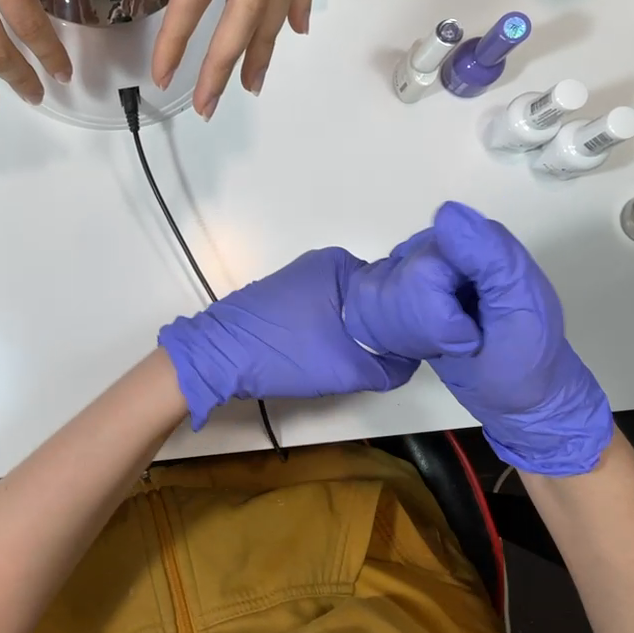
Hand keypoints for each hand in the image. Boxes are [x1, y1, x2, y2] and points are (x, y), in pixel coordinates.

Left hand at [159, 248, 415, 428]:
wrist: (216, 358)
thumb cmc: (283, 354)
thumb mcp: (346, 368)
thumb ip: (390, 368)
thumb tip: (412, 362)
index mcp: (340, 264)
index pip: (394, 287)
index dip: (408, 317)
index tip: (416, 342)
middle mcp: (320, 264)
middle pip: (369, 298)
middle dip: (380, 326)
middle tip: (389, 357)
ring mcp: (298, 279)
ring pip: (345, 307)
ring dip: (355, 331)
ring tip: (364, 358)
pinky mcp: (282, 298)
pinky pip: (323, 312)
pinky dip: (332, 330)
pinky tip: (333, 353)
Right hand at [344, 203, 614, 475]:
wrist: (518, 407)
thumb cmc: (524, 364)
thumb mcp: (517, 310)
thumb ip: (489, 260)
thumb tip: (446, 211)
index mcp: (493, 252)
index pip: (438, 244)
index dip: (435, 283)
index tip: (459, 323)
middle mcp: (463, 257)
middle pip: (415, 259)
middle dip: (422, 301)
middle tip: (453, 337)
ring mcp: (442, 278)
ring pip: (400, 275)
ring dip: (409, 312)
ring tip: (437, 340)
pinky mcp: (425, 298)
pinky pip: (394, 292)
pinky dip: (400, 316)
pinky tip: (418, 336)